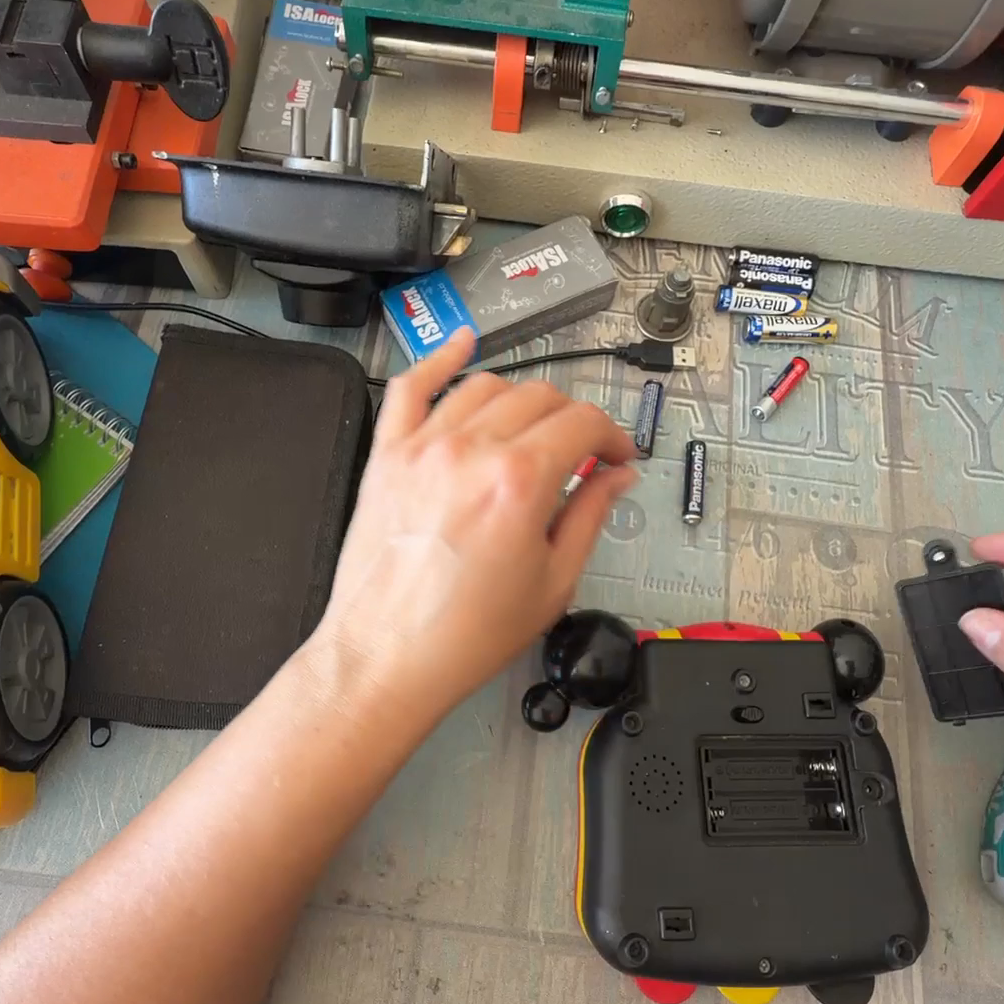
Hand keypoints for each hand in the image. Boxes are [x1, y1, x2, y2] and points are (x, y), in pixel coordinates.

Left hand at [310, 331, 639, 724]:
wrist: (387, 658)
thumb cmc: (462, 635)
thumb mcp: (553, 583)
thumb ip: (591, 515)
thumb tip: (615, 477)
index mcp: (519, 482)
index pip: (583, 423)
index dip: (613, 435)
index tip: (616, 455)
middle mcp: (470, 451)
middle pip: (540, 398)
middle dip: (573, 420)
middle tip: (581, 450)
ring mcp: (423, 447)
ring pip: (486, 386)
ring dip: (521, 399)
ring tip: (531, 428)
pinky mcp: (388, 456)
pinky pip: (412, 387)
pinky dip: (439, 359)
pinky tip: (461, 345)